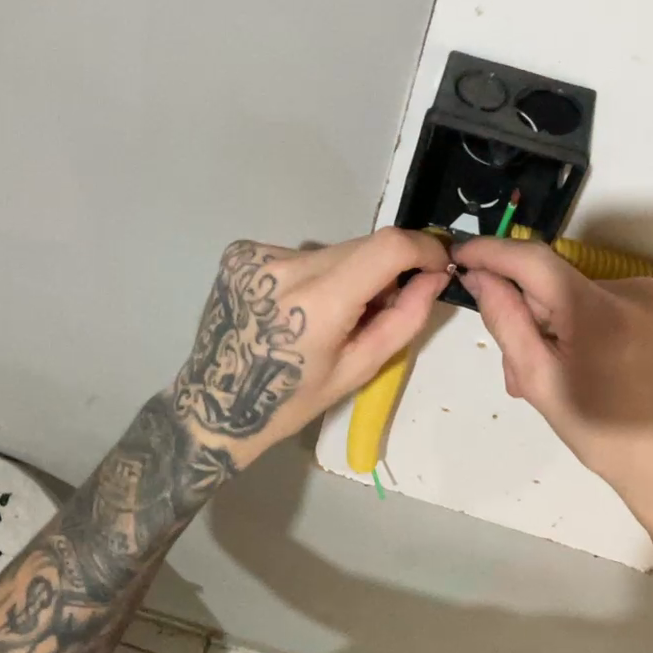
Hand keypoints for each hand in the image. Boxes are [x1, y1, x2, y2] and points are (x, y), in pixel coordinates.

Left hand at [172, 228, 450, 467]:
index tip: (436, 264)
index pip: (388, 246)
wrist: (215, 406)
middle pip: (360, 247)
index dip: (423, 249)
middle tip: (376, 309)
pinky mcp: (240, 253)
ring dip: (344, 274)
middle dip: (382, 271)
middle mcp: (285, 267)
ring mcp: (256, 255)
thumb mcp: (358, 370)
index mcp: (318, 303)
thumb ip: (404, 319)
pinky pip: (298, 254)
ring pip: (330, 250)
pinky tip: (293, 310)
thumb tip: (435, 275)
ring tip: (324, 318)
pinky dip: (309, 275)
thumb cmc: (292, 401)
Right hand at [453, 236, 652, 523]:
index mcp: (600, 313)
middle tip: (516, 365)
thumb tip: (479, 276)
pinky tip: (592, 360)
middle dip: (528, 315)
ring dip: (558, 324)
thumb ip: (506, 322)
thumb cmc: (603, 434)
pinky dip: (588, 322)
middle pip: (556, 283)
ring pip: (580, 292)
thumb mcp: (540, 383)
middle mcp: (636, 289)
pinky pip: (608, 299)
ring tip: (559, 372)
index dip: (492, 252)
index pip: (534, 261)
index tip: (460, 254)